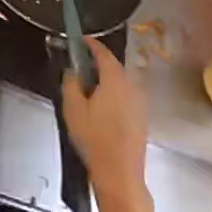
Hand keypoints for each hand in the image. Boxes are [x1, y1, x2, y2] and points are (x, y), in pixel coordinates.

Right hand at [61, 36, 150, 211]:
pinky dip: (112, 92)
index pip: (103, 54)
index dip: (91, 44)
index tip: (80, 39)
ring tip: (85, 87)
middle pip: (114, 67)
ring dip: (104, 79)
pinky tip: (99, 105)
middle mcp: (131, 87)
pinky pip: (125, 95)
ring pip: (120, 82)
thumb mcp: (72, 109)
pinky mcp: (141, 116)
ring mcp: (139, 102)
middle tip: (77, 65)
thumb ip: (71, 84)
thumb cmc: (93, 138)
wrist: (120, 171)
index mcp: (114, 81)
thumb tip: (73, 70)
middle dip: (97, 63)